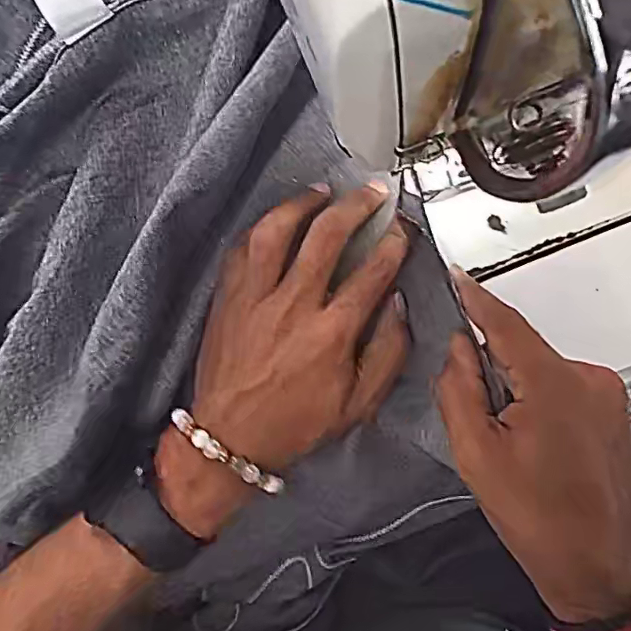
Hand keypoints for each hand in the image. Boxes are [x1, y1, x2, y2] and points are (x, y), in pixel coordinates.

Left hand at [156, 183, 410, 536]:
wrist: (230, 438)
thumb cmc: (294, 423)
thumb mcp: (357, 404)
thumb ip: (387, 353)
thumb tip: (398, 306)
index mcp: (330, 334)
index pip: (371, 273)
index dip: (393, 244)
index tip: (402, 229)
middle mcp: (293, 306)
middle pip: (327, 237)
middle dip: (356, 207)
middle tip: (371, 194)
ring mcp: (255, 298)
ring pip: (277, 231)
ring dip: (303, 204)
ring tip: (323, 192)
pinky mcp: (227, 298)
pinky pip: (242, 249)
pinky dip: (262, 228)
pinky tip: (277, 221)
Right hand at [434, 269, 630, 623]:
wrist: (597, 566)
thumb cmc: (542, 521)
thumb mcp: (475, 453)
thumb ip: (458, 389)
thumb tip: (459, 349)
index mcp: (553, 384)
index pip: (505, 322)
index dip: (476, 299)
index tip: (456, 278)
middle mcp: (589, 380)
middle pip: (521, 347)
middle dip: (491, 366)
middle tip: (476, 412)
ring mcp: (606, 394)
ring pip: (540, 367)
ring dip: (516, 387)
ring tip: (510, 442)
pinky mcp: (612, 409)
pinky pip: (561, 384)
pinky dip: (537, 398)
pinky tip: (533, 443)